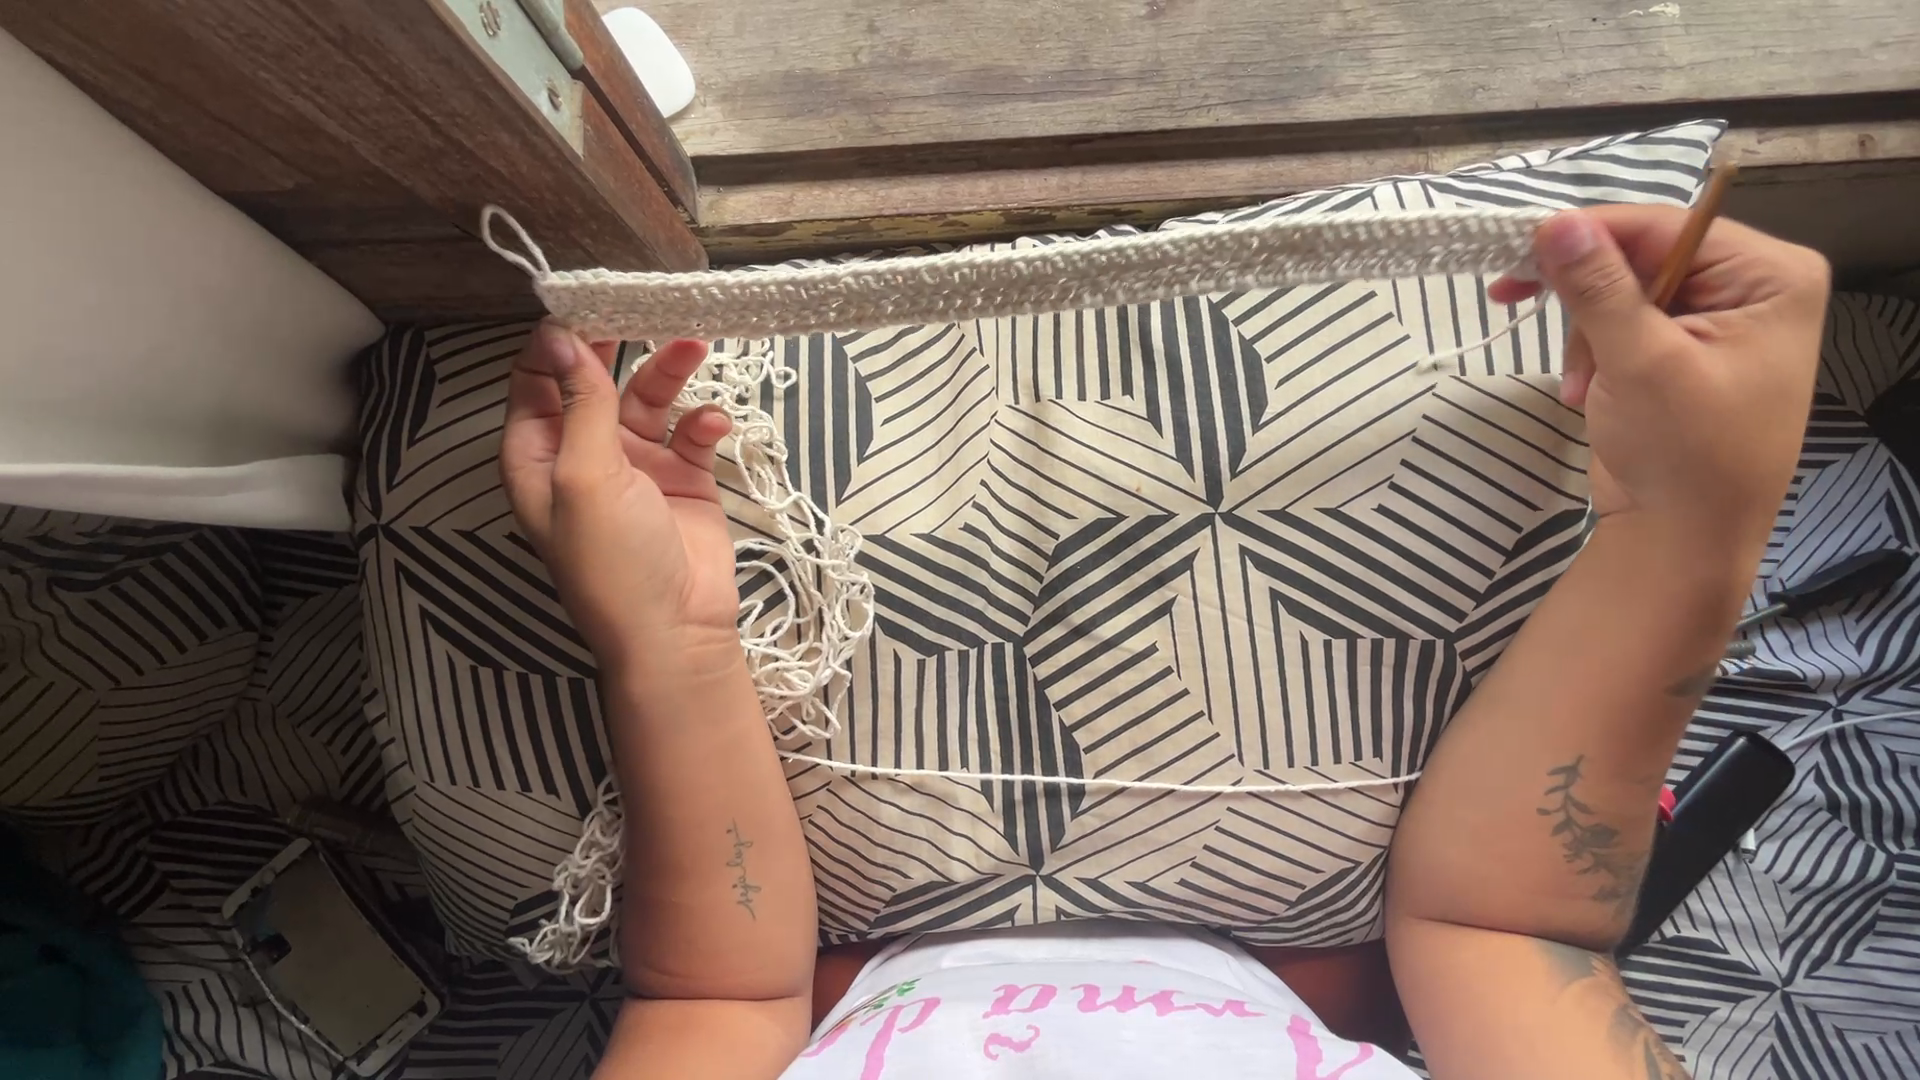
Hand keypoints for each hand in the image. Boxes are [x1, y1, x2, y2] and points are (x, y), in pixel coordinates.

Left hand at [500, 322, 739, 660]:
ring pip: (651, 402)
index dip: (559, 342)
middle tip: (648, 308)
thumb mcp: (587, 477)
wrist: (677, 626)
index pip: (539, 381)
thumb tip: (561, 336)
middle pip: (599, 384)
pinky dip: (703, 424)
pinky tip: (712, 426)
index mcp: (541, 456)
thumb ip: (582, 405)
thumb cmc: (614, 559)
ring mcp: (640, 467)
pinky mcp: (686, 479)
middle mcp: (587, 455)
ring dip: (670, 374)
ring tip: (696, 345)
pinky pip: (692, 435)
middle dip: (621, 347)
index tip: (589, 303)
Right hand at [1489, 206, 1828, 560]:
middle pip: (1636, 258)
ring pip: (1615, 295)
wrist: (1682, 530)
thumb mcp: (1638, 361)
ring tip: (1581, 386)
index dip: (1586, 234)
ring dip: (1581, 337)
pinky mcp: (1672, 353)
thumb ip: (1598, 288)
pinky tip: (1585, 391)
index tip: (1514, 254)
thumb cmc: (1683, 447)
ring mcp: (1707, 322)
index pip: (1662, 226)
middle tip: (1511, 302)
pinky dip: (1587, 357)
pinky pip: (1614, 329)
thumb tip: (1554, 223)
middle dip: (1582, 299)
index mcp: (1767, 274)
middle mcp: (1744, 287)